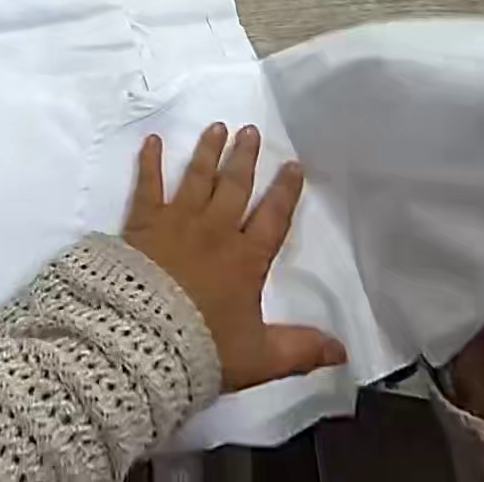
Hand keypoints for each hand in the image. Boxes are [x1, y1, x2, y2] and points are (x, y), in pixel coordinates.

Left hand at [124, 123, 347, 391]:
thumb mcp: (258, 357)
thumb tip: (343, 352)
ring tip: (217, 127)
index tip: (294, 165)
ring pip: (198, 177)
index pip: (273, 217)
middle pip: (235, 186)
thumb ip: (300, 350)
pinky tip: (151, 140)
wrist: (140, 343)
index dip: (286, 191)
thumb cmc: (200, 349)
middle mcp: (215, 230)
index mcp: (245, 258)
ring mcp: (178, 221)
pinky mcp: (144, 222)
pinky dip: (149, 162)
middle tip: (251, 130)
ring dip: (209, 151)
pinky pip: (148, 185)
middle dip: (245, 157)